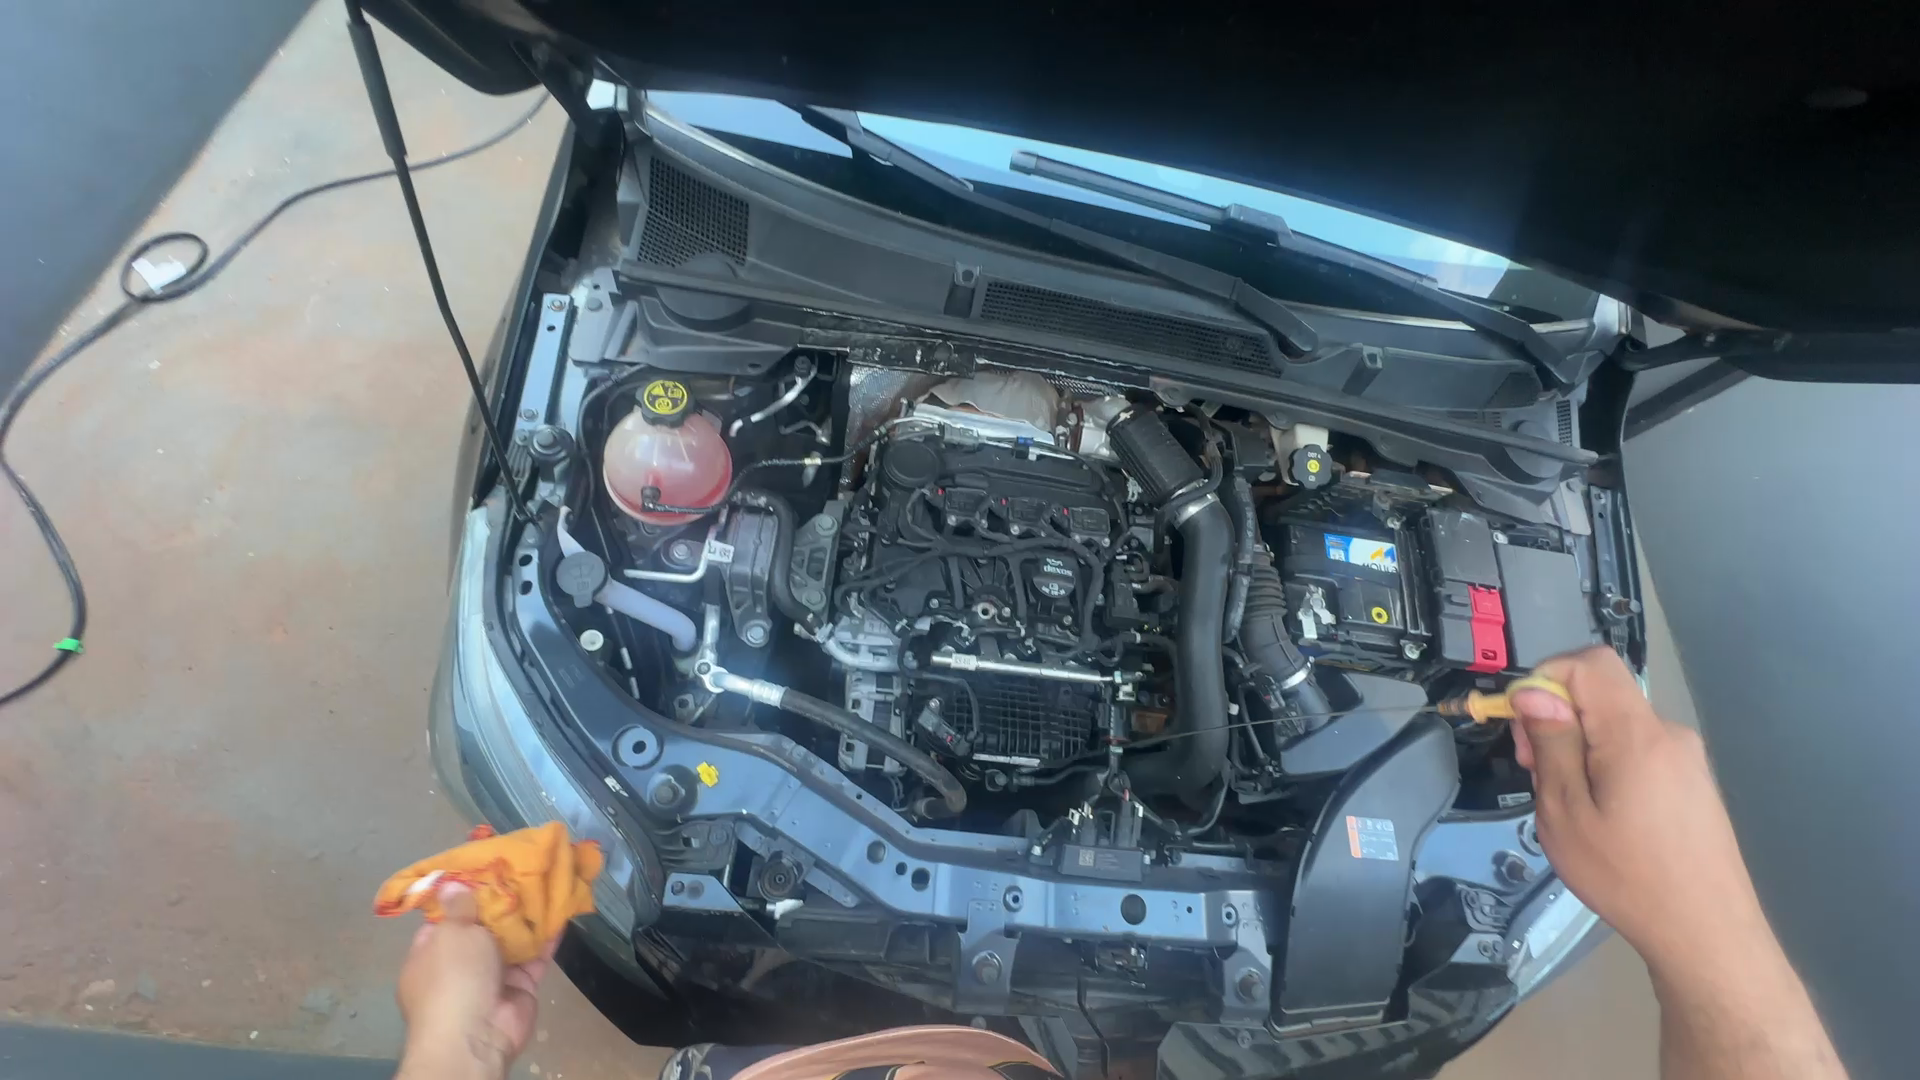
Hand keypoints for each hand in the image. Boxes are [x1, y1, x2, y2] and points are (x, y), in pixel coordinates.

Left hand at [395, 883, 553, 1079]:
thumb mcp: (451, 934)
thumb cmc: (453, 979)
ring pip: (516, 936)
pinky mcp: (522, 983)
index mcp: (431, 954)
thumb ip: (460, 907)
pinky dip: (552, 932)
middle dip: (506, 899)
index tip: (488, 866)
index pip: (446, 917)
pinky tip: (567, 905)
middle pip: (486, 924)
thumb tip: (451, 883)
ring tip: (554, 877)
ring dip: (533, 912)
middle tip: (529, 866)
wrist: (477, 1035)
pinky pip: (539, 952)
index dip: (465, 892)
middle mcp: (461, 963)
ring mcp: (493, 975)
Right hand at [1509, 646, 1769, 974]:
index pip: (1589, 664)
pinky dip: (1599, 759)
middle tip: (1534, 769)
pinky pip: (1630, 746)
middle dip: (1553, 716)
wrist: (1708, 937)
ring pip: (1609, 721)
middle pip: (1596, 692)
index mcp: (1637, 737)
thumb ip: (1551, 743)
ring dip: (1573, 742)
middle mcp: (1667, 736)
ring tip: (1563, 795)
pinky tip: (1595, 805)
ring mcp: (1683, 759)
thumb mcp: (1565, 808)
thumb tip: (1533, 691)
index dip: (1545, 678)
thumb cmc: (1625, 874)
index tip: (1525, 724)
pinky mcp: (1688, 780)